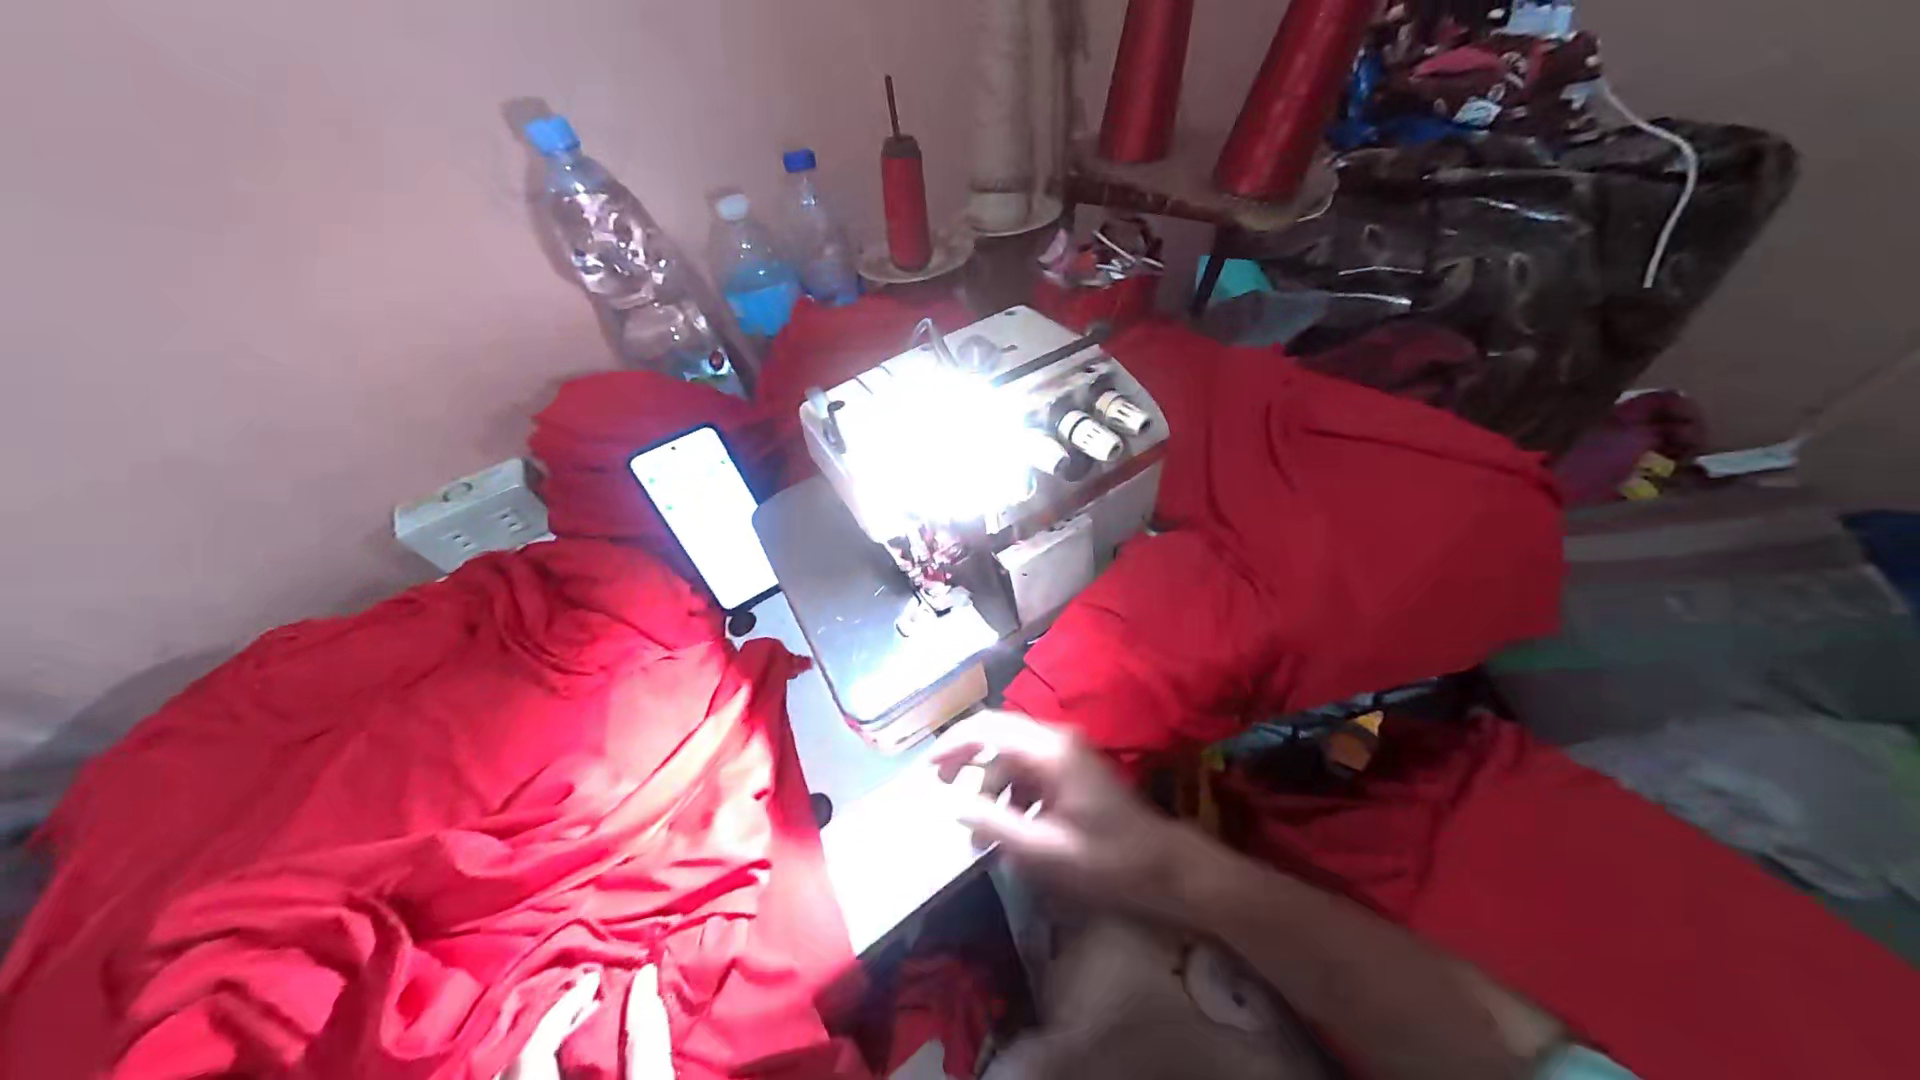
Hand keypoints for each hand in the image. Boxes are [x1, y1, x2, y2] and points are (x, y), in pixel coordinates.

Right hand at [931, 710, 1199, 918]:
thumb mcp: (1046, 850)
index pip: (989, 728)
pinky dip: (1011, 791)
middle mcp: (1056, 740)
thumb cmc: (1107, 859)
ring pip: (1011, 755)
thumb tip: (956, 806)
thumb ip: (996, 826)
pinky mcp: (1070, 768)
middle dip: (966, 758)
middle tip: (943, 786)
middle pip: (997, 734)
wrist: (1163, 866)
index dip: (954, 743)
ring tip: (982, 830)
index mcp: (1050, 751)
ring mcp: (1065, 752)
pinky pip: (1028, 768)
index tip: (929, 767)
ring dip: (991, 784)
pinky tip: (1011, 825)